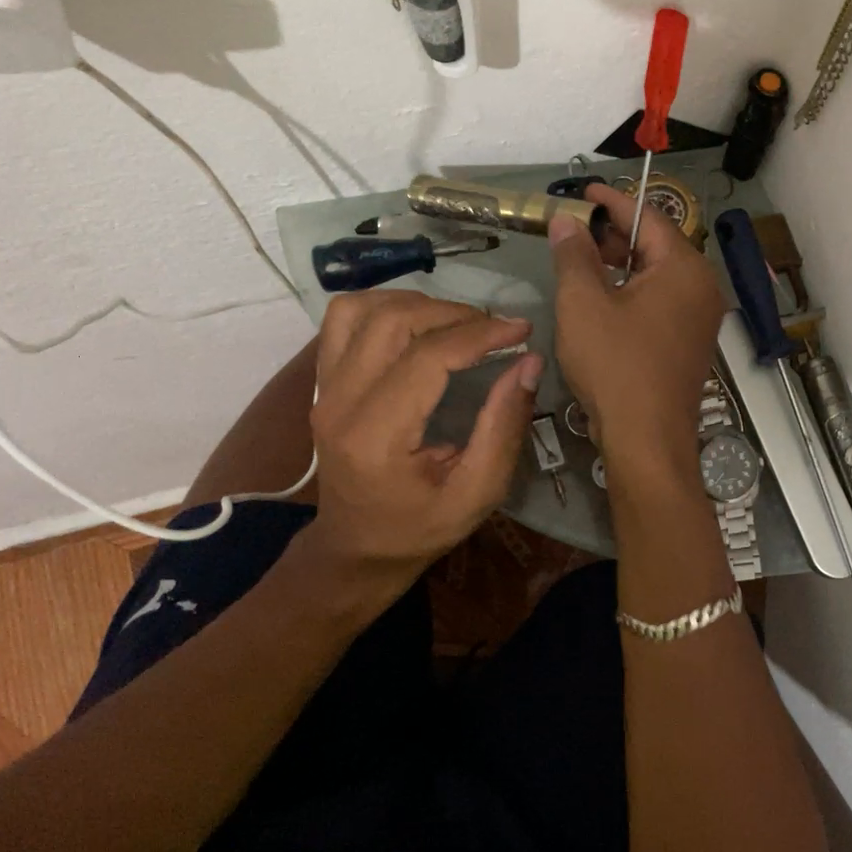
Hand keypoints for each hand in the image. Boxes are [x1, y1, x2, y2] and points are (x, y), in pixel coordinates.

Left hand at [301, 291, 540, 591]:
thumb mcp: (479, 491)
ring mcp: (323, 389)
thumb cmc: (422, 527)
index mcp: (376, 436)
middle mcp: (340, 403)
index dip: (480, 334)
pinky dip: (384, 309)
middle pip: (391, 321)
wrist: (357, 548)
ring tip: (458, 324)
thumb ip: (504, 426)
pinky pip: (342, 321)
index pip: (427, 357)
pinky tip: (420, 326)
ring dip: (415, 304)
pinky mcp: (322, 382)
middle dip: (453, 313)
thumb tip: (529, 362)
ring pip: (360, 310)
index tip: (522, 330)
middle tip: (495, 329)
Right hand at [548, 183, 724, 457]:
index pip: (649, 216)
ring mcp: (701, 317)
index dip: (612, 201)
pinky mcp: (691, 342)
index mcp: (685, 268)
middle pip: (658, 244)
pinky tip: (605, 299)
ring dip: (623, 263)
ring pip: (660, 274)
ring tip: (583, 262)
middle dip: (616, 233)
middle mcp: (703, 287)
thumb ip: (575, 255)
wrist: (648, 440)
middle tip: (576, 230)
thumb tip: (568, 221)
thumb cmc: (616, 366)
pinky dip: (635, 291)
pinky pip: (664, 301)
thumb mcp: (584, 304)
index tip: (583, 191)